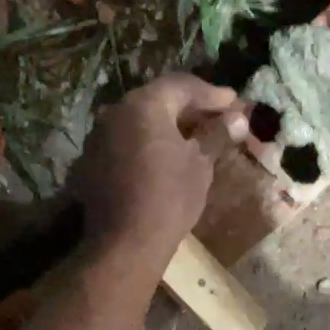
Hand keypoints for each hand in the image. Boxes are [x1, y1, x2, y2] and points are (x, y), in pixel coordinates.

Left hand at [70, 74, 245, 264]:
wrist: (126, 243)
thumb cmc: (170, 198)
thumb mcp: (200, 165)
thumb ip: (217, 135)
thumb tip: (238, 119)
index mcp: (144, 105)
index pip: (182, 86)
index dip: (212, 94)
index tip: (235, 103)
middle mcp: (115, 112)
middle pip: (158, 100)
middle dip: (189, 107)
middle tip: (217, 117)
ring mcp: (98, 137)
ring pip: (138, 121)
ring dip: (166, 125)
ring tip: (192, 138)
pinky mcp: (91, 162)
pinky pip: (124, 143)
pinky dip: (146, 144)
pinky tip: (163, 159)